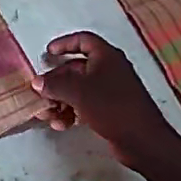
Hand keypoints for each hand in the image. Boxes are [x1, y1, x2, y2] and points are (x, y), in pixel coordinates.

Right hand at [31, 32, 180, 171]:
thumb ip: (55, 84)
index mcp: (106, 56)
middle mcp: (109, 70)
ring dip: (60, 100)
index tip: (48, 52)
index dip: (64, 44)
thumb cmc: (112, 106)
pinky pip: (85, 105)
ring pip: (78, 89)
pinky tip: (61, 124)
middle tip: (40, 92)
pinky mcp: (111, 110)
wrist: (142, 140)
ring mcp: (111, 91)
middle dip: (56, 80)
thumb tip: (38, 82)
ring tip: (47, 113)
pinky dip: (71, 112)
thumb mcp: (78, 92)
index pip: (83, 40)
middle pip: (76, 68)